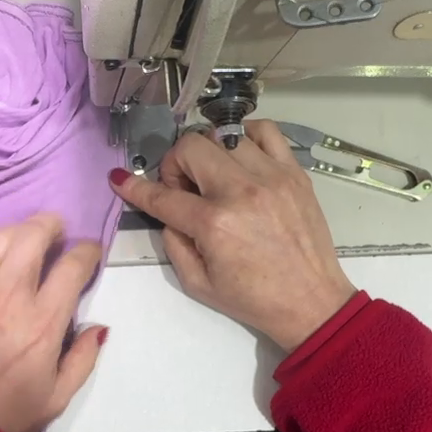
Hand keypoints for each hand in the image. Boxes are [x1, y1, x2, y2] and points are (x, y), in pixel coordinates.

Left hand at [0, 213, 106, 431]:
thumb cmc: (7, 413)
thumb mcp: (58, 396)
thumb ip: (83, 357)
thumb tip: (97, 326)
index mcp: (42, 323)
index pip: (72, 266)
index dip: (87, 251)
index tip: (90, 253)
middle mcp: (9, 297)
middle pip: (32, 235)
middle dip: (51, 225)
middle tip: (58, 231)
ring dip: (19, 231)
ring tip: (27, 239)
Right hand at [110, 121, 355, 351]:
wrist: (310, 300)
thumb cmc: (253, 299)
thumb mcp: (198, 283)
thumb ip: (173, 243)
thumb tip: (167, 211)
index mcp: (214, 225)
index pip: (163, 195)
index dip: (136, 188)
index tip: (121, 179)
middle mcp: (241, 192)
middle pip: (191, 147)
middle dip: (176, 165)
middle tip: (184, 189)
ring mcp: (271, 177)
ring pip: (224, 135)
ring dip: (209, 153)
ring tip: (215, 177)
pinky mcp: (294, 173)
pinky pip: (265, 131)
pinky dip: (245, 136)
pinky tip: (240, 158)